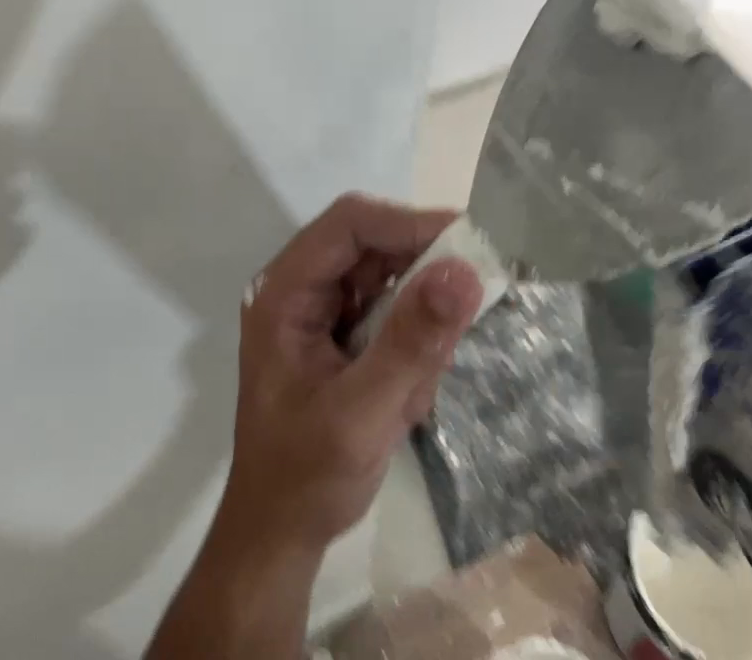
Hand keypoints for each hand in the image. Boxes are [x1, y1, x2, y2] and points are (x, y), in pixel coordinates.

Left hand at [221, 194, 483, 548]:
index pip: (350, 224)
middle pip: (375, 243)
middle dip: (423, 277)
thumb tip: (464, 272)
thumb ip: (411, 343)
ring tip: (416, 386)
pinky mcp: (345, 333)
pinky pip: (397, 312)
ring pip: (393, 277)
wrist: (281, 529)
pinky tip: (407, 396)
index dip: (410, 223)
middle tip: (462, 320)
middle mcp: (301, 288)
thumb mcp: (361, 414)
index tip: (471, 249)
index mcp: (284, 293)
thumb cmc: (305, 477)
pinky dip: (417, 346)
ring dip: (421, 322)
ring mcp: (323, 310)